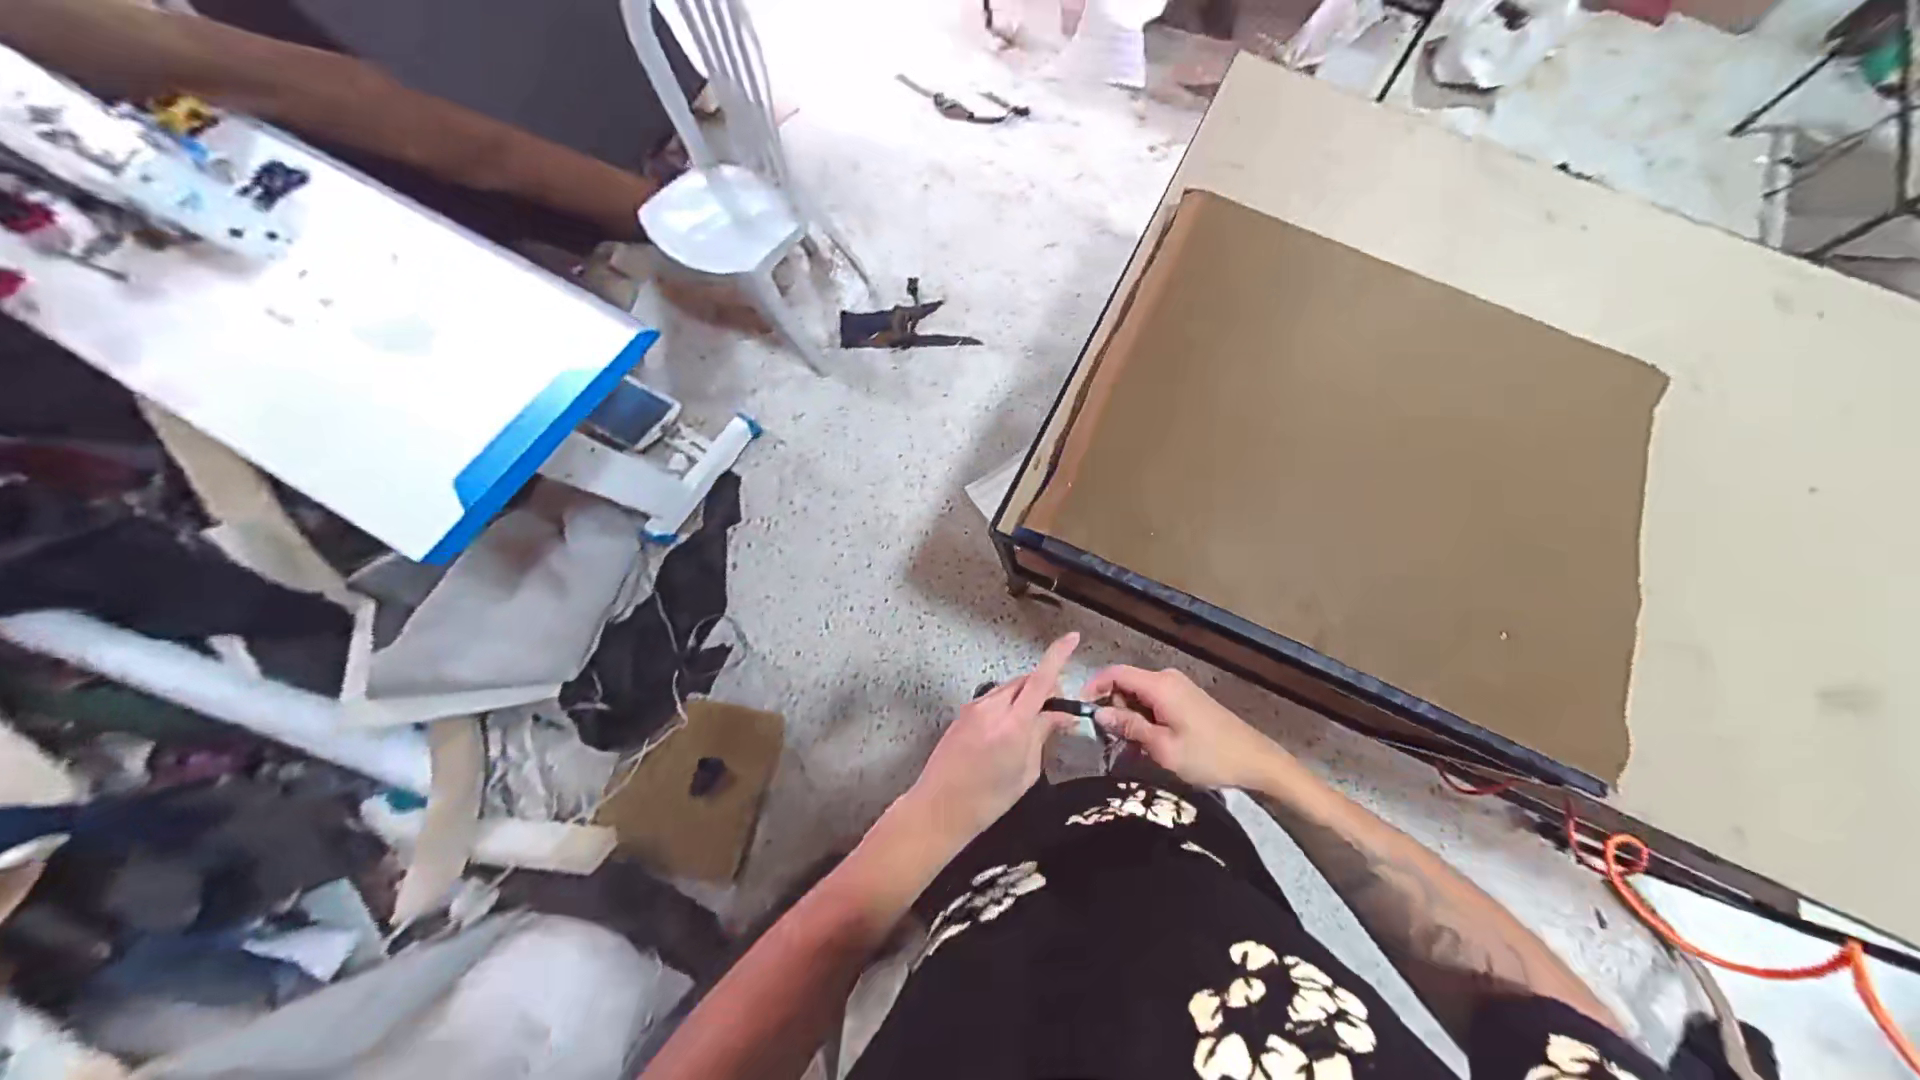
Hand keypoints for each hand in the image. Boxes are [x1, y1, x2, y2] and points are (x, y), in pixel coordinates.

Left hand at [902, 633, 1080, 845]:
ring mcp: (974, 708)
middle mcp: (991, 708)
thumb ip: (1042, 736)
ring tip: (1031, 726)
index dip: (1058, 655)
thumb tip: (1061, 716)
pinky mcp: (963, 713)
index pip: (1041, 679)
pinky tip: (1009, 730)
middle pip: (1026, 681)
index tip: (1071, 639)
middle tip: (1056, 711)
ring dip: (1025, 697)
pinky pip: (993, 699)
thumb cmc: (986, 801)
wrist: (939, 808)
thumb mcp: (1025, 772)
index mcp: (1013, 725)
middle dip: (1045, 687)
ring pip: (1009, 688)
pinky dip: (1008, 706)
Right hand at [1083, 665, 1288, 789]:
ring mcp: (1179, 687)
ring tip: (1129, 743)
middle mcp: (1167, 679)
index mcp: (1160, 685)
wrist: (1256, 761)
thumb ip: (1129, 726)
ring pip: (1139, 693)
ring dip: (1129, 714)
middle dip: (1112, 706)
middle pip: (1126, 682)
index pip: (1115, 672)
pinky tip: (1149, 739)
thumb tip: (1098, 713)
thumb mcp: (1163, 747)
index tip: (1082, 710)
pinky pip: (1154, 700)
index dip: (1094, 687)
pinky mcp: (1187, 698)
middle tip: (1108, 737)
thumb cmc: (1208, 756)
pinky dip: (1144, 716)